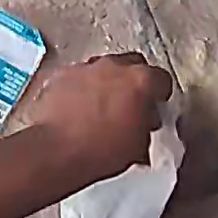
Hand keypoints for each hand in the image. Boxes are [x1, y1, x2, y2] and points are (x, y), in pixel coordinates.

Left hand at [20, 53, 172, 181]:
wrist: (56, 151)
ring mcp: (84, 68)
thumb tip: (144, 121)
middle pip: (132, 66)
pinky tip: (76, 106)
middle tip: (129, 104)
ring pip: (102, 69)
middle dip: (133, 82)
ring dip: (105, 83)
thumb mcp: (138, 145)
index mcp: (141, 81)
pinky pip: (77, 77)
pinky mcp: (60, 75)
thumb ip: (146, 124)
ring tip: (100, 106)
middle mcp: (113, 66)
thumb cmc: (101, 151)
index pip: (161, 79)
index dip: (159, 95)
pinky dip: (79, 87)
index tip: (154, 107)